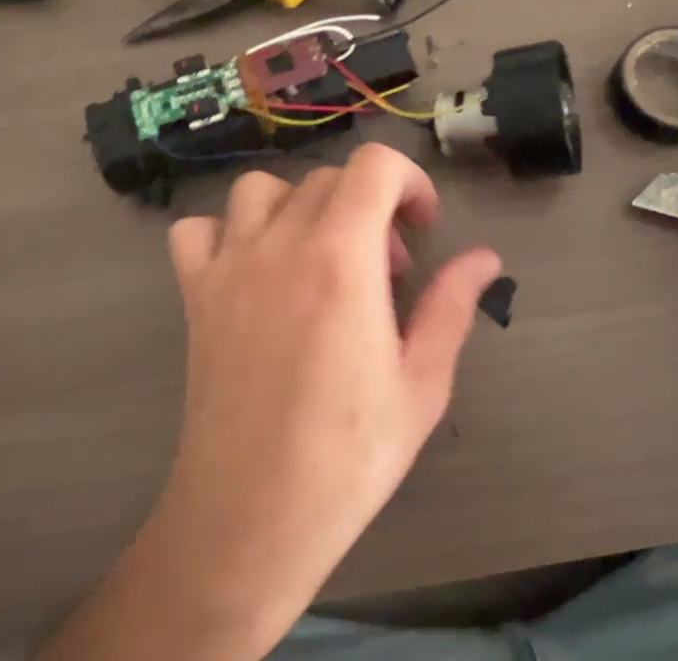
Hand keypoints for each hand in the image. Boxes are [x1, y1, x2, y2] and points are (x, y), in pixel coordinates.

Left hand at [39, 143, 500, 660]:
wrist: (252, 510)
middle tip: (387, 273)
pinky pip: (197, 230)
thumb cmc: (348, 455)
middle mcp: (279, 244)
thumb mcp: (421, 384)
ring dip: (299, 208)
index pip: (373, 166)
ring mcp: (228, 266)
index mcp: (341, 258)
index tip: (422, 228)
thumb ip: (451, 306)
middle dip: (368, 208)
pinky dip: (226, 233)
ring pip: (260, 190)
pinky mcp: (194, 294)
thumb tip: (483, 258)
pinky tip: (253, 271)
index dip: (408, 181)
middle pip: (326, 179)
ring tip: (320, 260)